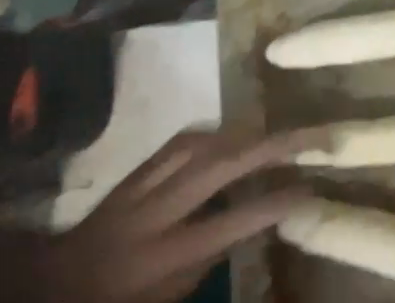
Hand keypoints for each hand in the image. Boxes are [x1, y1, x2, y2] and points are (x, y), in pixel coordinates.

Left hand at [17, 129, 316, 302]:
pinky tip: (231, 140)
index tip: (317, 188)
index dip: (283, 201)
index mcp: (162, 255)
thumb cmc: (121, 299)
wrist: (47, 294)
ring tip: (278, 137)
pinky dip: (212, 136)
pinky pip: (175, 145)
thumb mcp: (170, 291)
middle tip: (321, 134)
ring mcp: (132, 194)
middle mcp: (148, 217)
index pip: (235, 220)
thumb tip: (263, 214)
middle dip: (277, 144)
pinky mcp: (124, 181)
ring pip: (199, 145)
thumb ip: (214, 252)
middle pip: (220, 165)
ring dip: (246, 136)